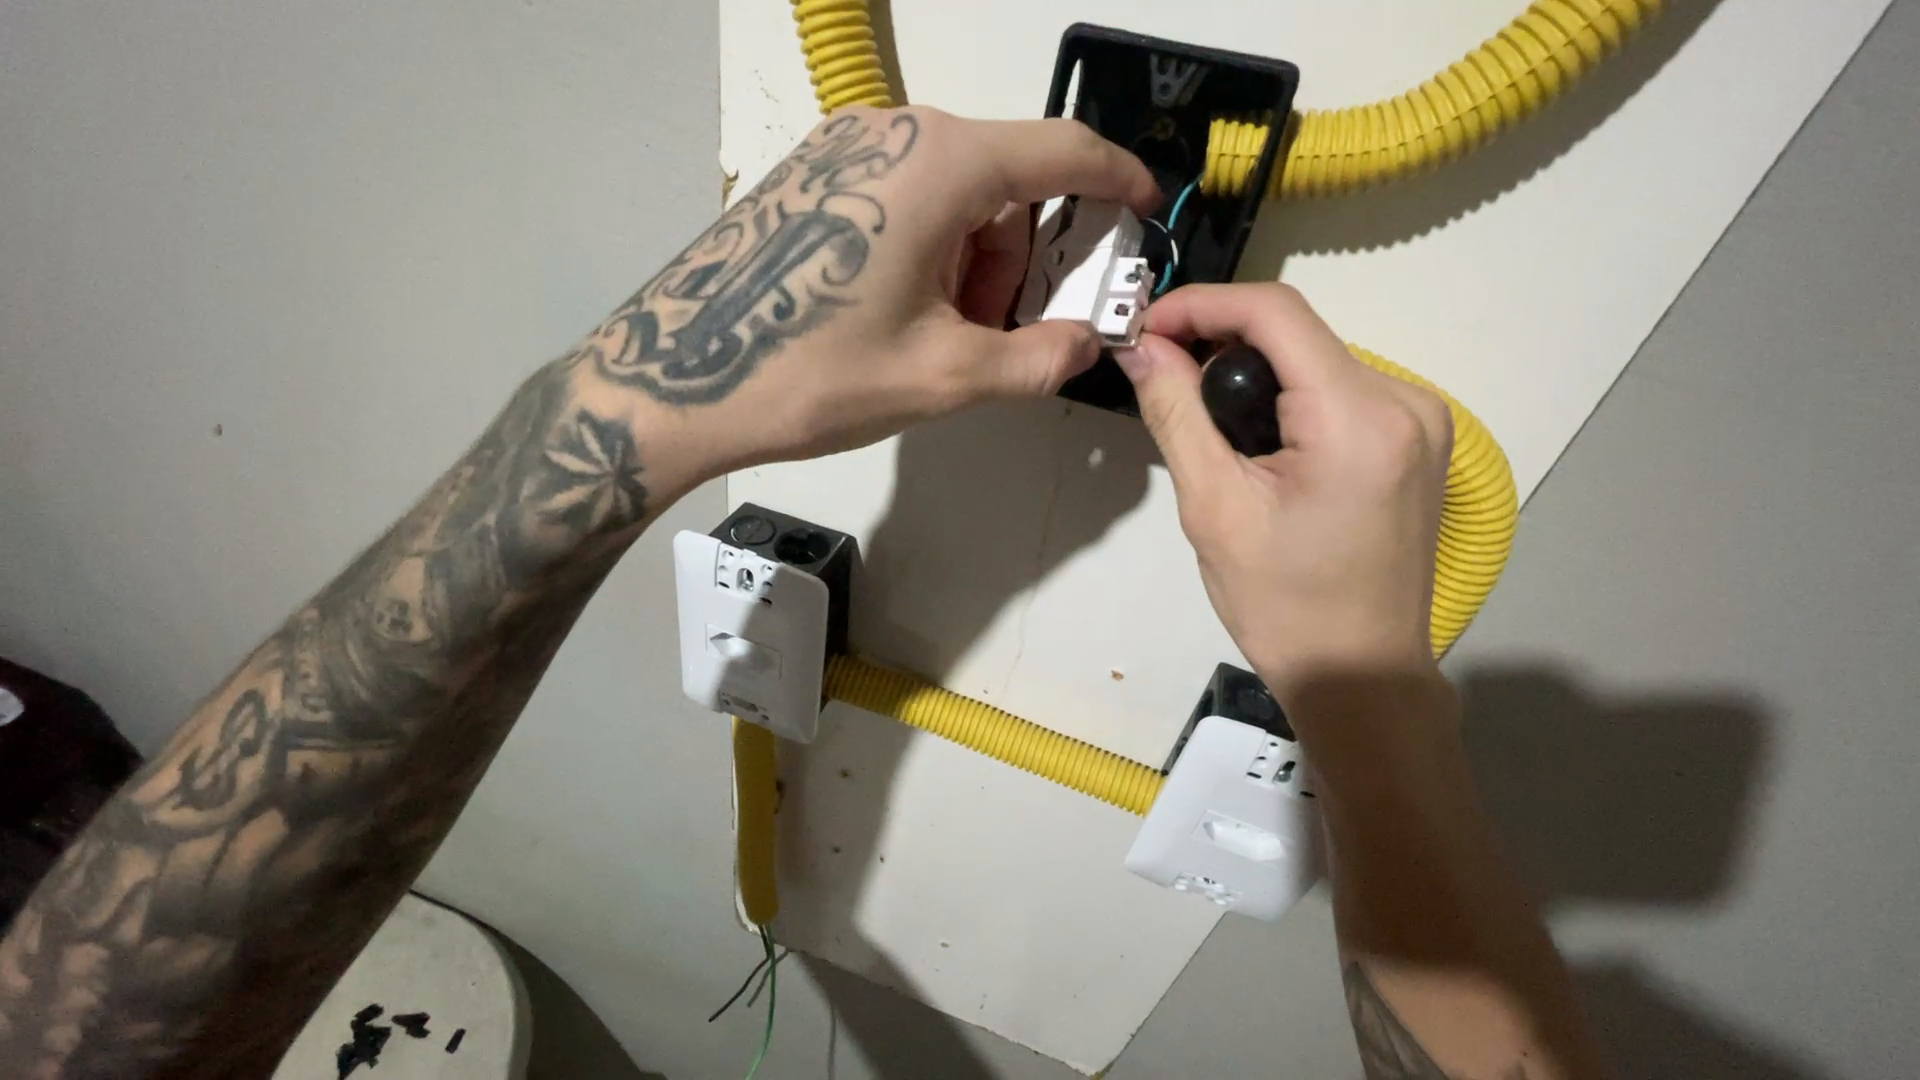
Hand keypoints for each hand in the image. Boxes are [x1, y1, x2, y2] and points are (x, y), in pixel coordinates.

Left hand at [572, 106, 1157, 479]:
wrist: (678, 381)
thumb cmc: (816, 373)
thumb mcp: (945, 377)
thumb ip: (1038, 358)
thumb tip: (1090, 344)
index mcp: (941, 163)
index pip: (1062, 151)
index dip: (1116, 182)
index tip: (1145, 211)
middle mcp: (895, 132)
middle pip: (1006, 182)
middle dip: (1022, 260)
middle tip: (996, 338)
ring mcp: (846, 149)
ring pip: (956, 196)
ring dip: (972, 266)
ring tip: (933, 339)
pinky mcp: (816, 176)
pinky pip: (907, 200)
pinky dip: (931, 253)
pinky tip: (897, 313)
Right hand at [1115, 284, 1451, 706]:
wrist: (1359, 673)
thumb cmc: (1280, 603)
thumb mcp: (1213, 507)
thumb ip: (1177, 413)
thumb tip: (1142, 347)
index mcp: (1359, 417)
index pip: (1275, 312)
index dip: (1201, 304)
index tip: (1146, 328)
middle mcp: (1406, 400)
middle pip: (1297, 333)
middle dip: (1221, 343)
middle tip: (1164, 381)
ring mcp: (1421, 421)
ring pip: (1315, 360)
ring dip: (1252, 375)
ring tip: (1205, 424)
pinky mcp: (1417, 442)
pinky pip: (1338, 391)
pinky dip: (1286, 400)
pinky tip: (1256, 444)